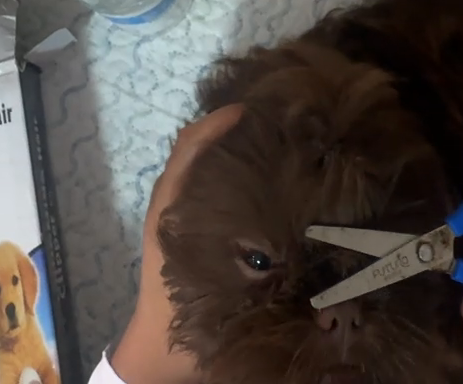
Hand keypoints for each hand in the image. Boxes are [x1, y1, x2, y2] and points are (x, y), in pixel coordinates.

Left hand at [111, 105, 243, 383]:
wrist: (152, 352)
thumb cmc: (182, 323)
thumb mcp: (222, 305)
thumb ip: (264, 288)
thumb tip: (311, 270)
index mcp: (170, 212)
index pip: (188, 150)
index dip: (215, 125)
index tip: (250, 112)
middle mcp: (166, 202)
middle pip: (189, 145)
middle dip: (221, 124)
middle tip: (264, 119)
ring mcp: (168, 210)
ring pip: (191, 158)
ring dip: (218, 140)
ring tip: (259, 135)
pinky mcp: (174, 220)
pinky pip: (193, 174)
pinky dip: (214, 159)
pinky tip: (246, 169)